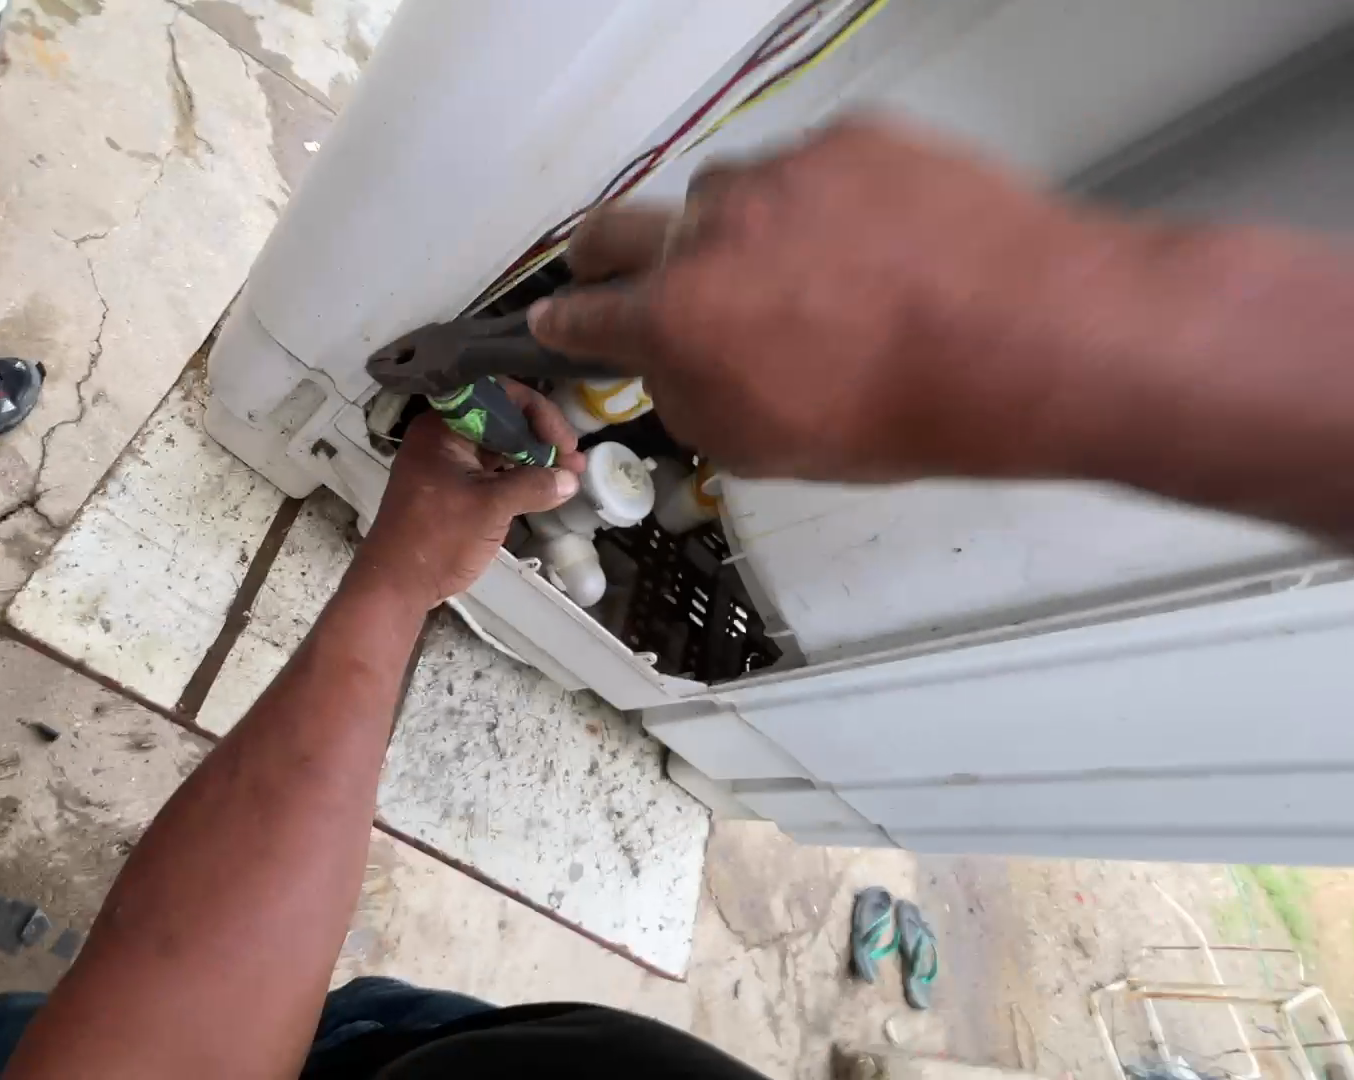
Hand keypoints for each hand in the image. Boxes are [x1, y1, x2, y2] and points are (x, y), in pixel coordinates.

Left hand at [353, 380, 582, 610]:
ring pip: (498, 448)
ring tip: (568, 476)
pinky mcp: (451, 489)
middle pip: (500, 420)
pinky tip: (545, 489)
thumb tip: (570, 478)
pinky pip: (490, 472)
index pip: (499, 396)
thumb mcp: (491, 507)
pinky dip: (517, 478)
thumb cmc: (437, 538)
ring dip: (533, 459)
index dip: (538, 413)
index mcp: (442, 427)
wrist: (396, 584)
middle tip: (575, 462)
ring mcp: (445, 464)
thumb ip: (533, 485)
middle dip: (540, 438)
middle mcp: (442, 437)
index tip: (565, 443)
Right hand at [528, 116, 1133, 480]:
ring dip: (724, 235)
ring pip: (715, 201)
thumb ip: (679, 395)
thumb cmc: (883, 412)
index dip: (556, 325)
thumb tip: (663, 364)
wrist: (1030, 343)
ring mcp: (776, 176)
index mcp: (672, 319)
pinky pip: (798, 174)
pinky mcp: (847, 139)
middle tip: (602, 267)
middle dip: (592, 255)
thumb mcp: (749, 444)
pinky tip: (858, 245)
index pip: (580, 318)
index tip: (549, 321)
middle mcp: (705, 235)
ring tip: (792, 273)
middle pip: (610, 229)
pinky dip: (807, 208)